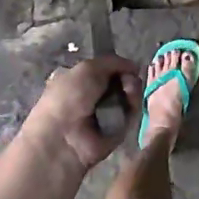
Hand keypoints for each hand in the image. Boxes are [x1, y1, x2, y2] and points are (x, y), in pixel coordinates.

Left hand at [20, 56, 142, 171]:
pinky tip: (130, 101)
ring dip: (132, 90)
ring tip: (128, 91)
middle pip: (119, 81)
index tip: (125, 65)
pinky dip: (133, 106)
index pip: (104, 69)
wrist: (64, 137)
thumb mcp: (87, 68)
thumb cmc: (69, 97)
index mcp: (77, 79)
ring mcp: (105, 113)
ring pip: (128, 96)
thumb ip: (112, 62)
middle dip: (127, 77)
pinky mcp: (118, 129)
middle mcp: (91, 95)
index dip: (116, 65)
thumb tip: (134, 65)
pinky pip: (131, 113)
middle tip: (128, 79)